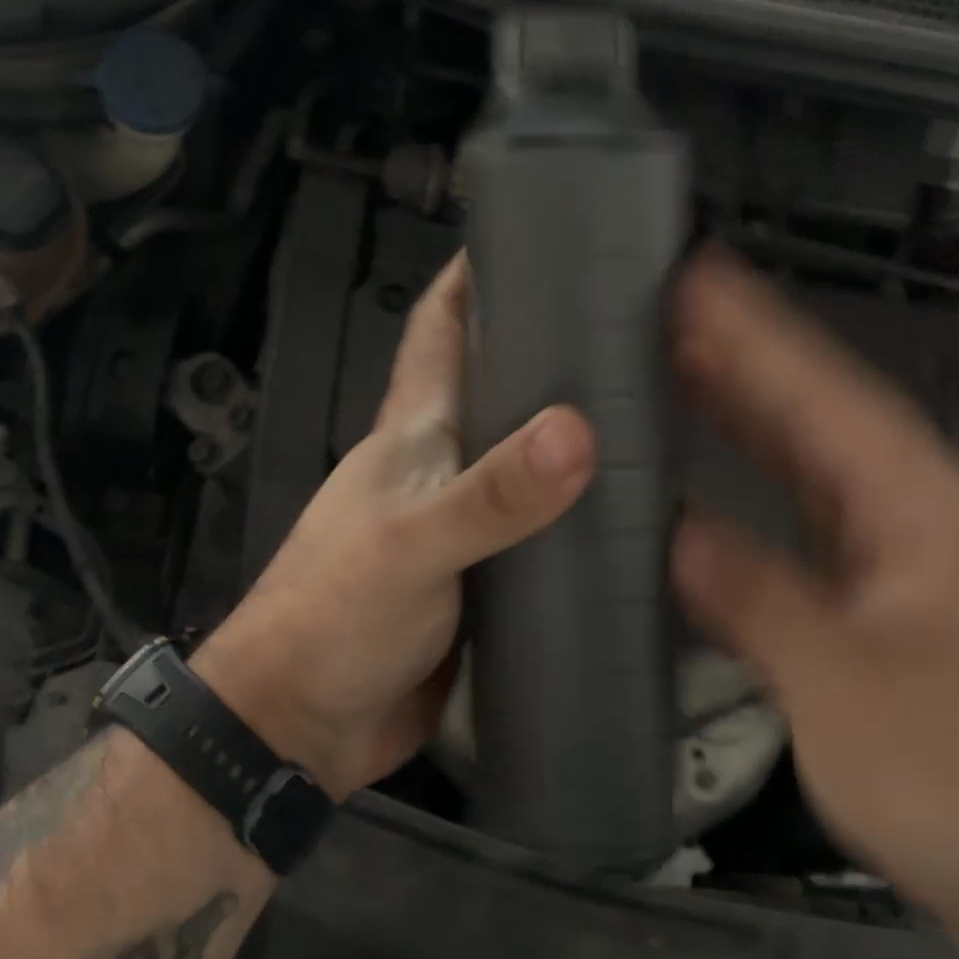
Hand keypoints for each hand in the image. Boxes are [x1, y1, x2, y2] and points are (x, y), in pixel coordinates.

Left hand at [192, 254, 595, 799]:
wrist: (302, 726)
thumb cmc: (336, 616)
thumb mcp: (413, 545)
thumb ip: (490, 494)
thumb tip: (578, 430)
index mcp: (410, 434)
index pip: (438, 329)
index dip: (475, 276)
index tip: (537, 232)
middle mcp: (437, 470)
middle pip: (498, 392)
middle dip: (553, 356)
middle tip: (638, 331)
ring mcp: (461, 530)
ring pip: (524, 467)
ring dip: (573, 444)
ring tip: (657, 419)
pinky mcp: (484, 586)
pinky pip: (537, 538)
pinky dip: (575, 522)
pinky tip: (630, 519)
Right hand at [669, 248, 958, 924]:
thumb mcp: (844, 686)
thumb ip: (758, 598)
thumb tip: (680, 535)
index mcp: (928, 512)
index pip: (830, 398)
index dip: (760, 335)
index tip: (696, 278)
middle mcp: (920, 517)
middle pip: (821, 420)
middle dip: (746, 362)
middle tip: (667, 309)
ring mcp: (905, 560)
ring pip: (813, 470)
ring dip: (748, 421)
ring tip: (676, 370)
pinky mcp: (885, 601)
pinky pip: (809, 525)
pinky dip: (758, 495)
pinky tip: (710, 486)